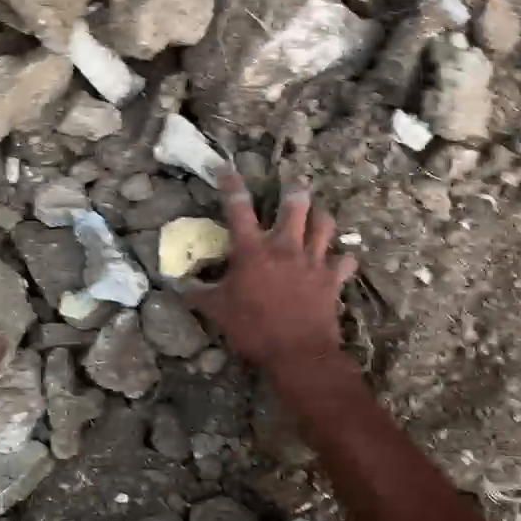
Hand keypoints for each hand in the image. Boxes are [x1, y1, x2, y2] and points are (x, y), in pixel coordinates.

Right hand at [189, 174, 357, 373]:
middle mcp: (284, 246)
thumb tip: (175, 283)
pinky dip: (344, 257)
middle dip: (295, 188)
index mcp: (252, 249)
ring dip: (321, 214)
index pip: (238, 207)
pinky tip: (341, 258)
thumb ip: (197, 292)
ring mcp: (312, 260)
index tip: (227, 168)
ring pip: (324, 224)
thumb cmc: (252, 328)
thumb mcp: (216, 310)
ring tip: (318, 209)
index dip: (231, 184)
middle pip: (295, 205)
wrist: (298, 352)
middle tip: (295, 178)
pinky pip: (344, 261)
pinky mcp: (332, 279)